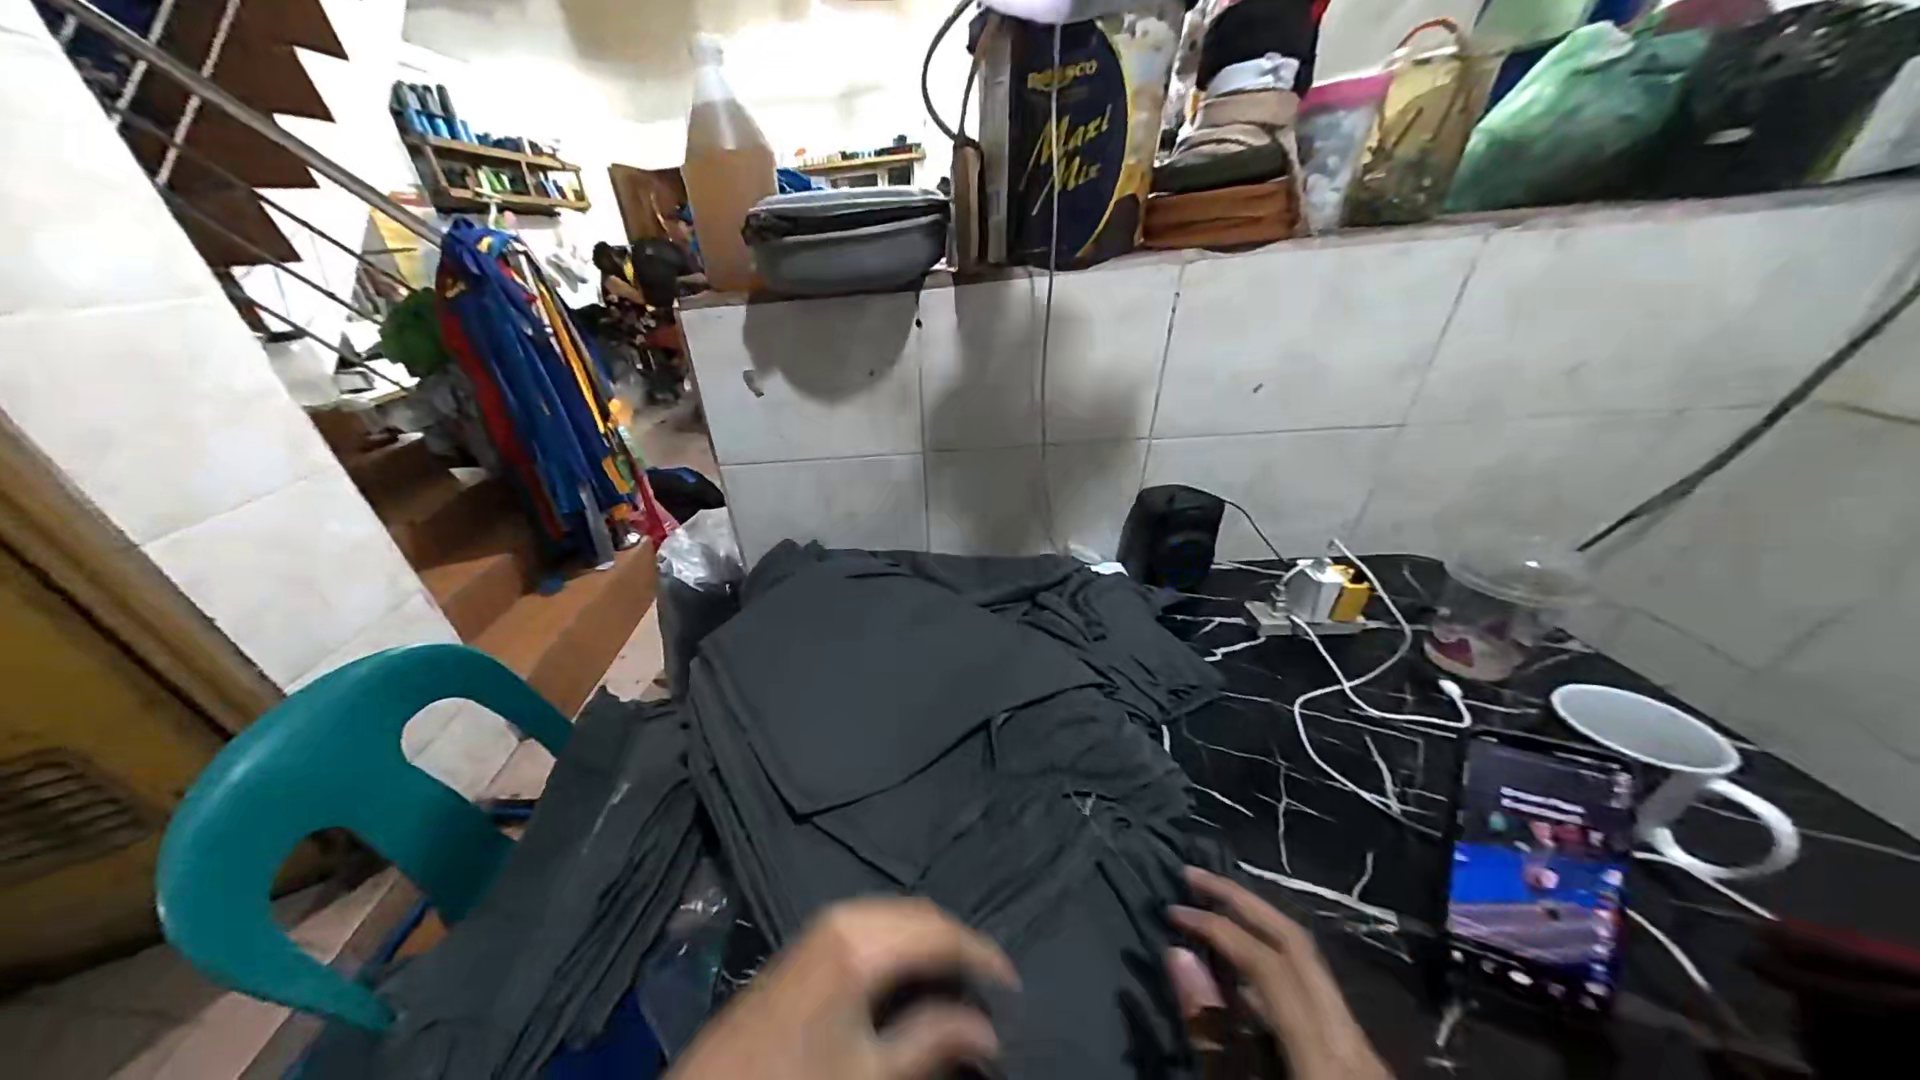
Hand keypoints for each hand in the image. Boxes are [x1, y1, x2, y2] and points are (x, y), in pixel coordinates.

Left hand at [667, 898, 1017, 1079]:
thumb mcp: (871, 1073)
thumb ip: (934, 1041)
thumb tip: (988, 1029)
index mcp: (863, 941)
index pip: (941, 932)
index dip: (982, 954)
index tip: (1013, 984)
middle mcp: (848, 915)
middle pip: (922, 915)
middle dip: (959, 944)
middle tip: (987, 987)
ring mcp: (826, 921)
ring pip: (899, 914)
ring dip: (932, 940)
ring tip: (957, 981)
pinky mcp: (814, 936)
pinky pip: (876, 921)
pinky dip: (904, 940)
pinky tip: (913, 972)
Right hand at [1170, 867, 1390, 1079]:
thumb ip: (1213, 1040)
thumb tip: (1180, 958)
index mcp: (1329, 1058)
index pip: (1269, 963)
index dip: (1217, 927)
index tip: (1171, 911)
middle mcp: (1354, 1040)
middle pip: (1298, 944)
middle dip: (1241, 901)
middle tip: (1191, 876)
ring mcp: (1363, 1051)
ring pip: (1308, 964)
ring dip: (1256, 927)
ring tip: (1209, 907)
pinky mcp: (1358, 1063)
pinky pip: (1311, 996)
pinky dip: (1269, 968)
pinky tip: (1236, 974)